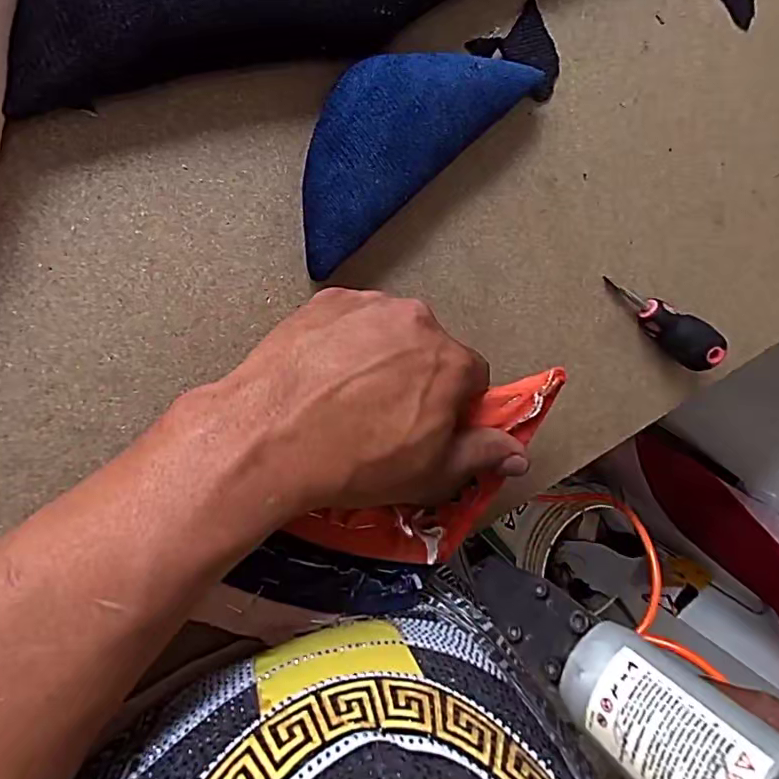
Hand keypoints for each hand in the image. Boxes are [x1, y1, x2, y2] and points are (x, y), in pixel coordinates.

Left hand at [185, 288, 528, 512]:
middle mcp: (413, 323)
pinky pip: (349, 322)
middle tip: (385, 416)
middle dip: (416, 379)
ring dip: (378, 358)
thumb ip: (480, 454)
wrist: (269, 437)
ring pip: (388, 333)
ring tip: (349, 399)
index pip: (473, 378)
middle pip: (430, 350)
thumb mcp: (428, 473)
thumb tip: (509, 452)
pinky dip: (343, 344)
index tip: (434, 422)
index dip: (454, 406)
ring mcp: (367, 308)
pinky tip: (326, 379)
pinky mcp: (327, 304)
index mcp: (449, 362)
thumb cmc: (343, 456)